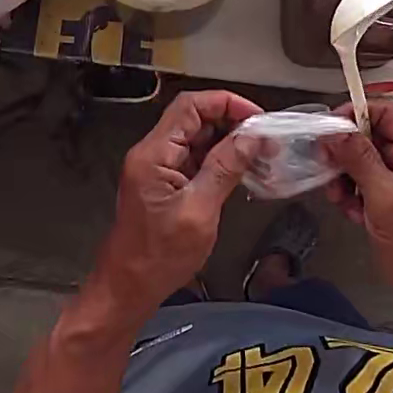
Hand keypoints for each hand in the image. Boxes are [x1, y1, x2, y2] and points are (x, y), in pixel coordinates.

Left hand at [90, 90, 263, 317]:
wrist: (128, 288)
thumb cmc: (159, 256)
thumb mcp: (199, 211)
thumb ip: (225, 168)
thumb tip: (252, 138)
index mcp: (154, 153)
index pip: (190, 106)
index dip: (226, 103)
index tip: (257, 118)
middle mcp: (152, 152)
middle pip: (194, 118)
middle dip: (231, 122)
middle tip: (264, 138)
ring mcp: (157, 167)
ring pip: (196, 137)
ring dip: (227, 141)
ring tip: (260, 153)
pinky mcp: (164, 182)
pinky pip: (194, 158)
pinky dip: (218, 159)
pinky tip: (242, 169)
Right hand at [324, 99, 392, 312]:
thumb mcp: (385, 199)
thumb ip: (359, 160)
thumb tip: (336, 132)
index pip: (387, 112)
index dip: (356, 114)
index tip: (330, 127)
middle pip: (371, 134)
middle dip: (346, 151)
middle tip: (328, 164)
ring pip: (363, 157)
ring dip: (345, 174)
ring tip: (341, 196)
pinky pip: (364, 178)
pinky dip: (351, 190)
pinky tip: (352, 209)